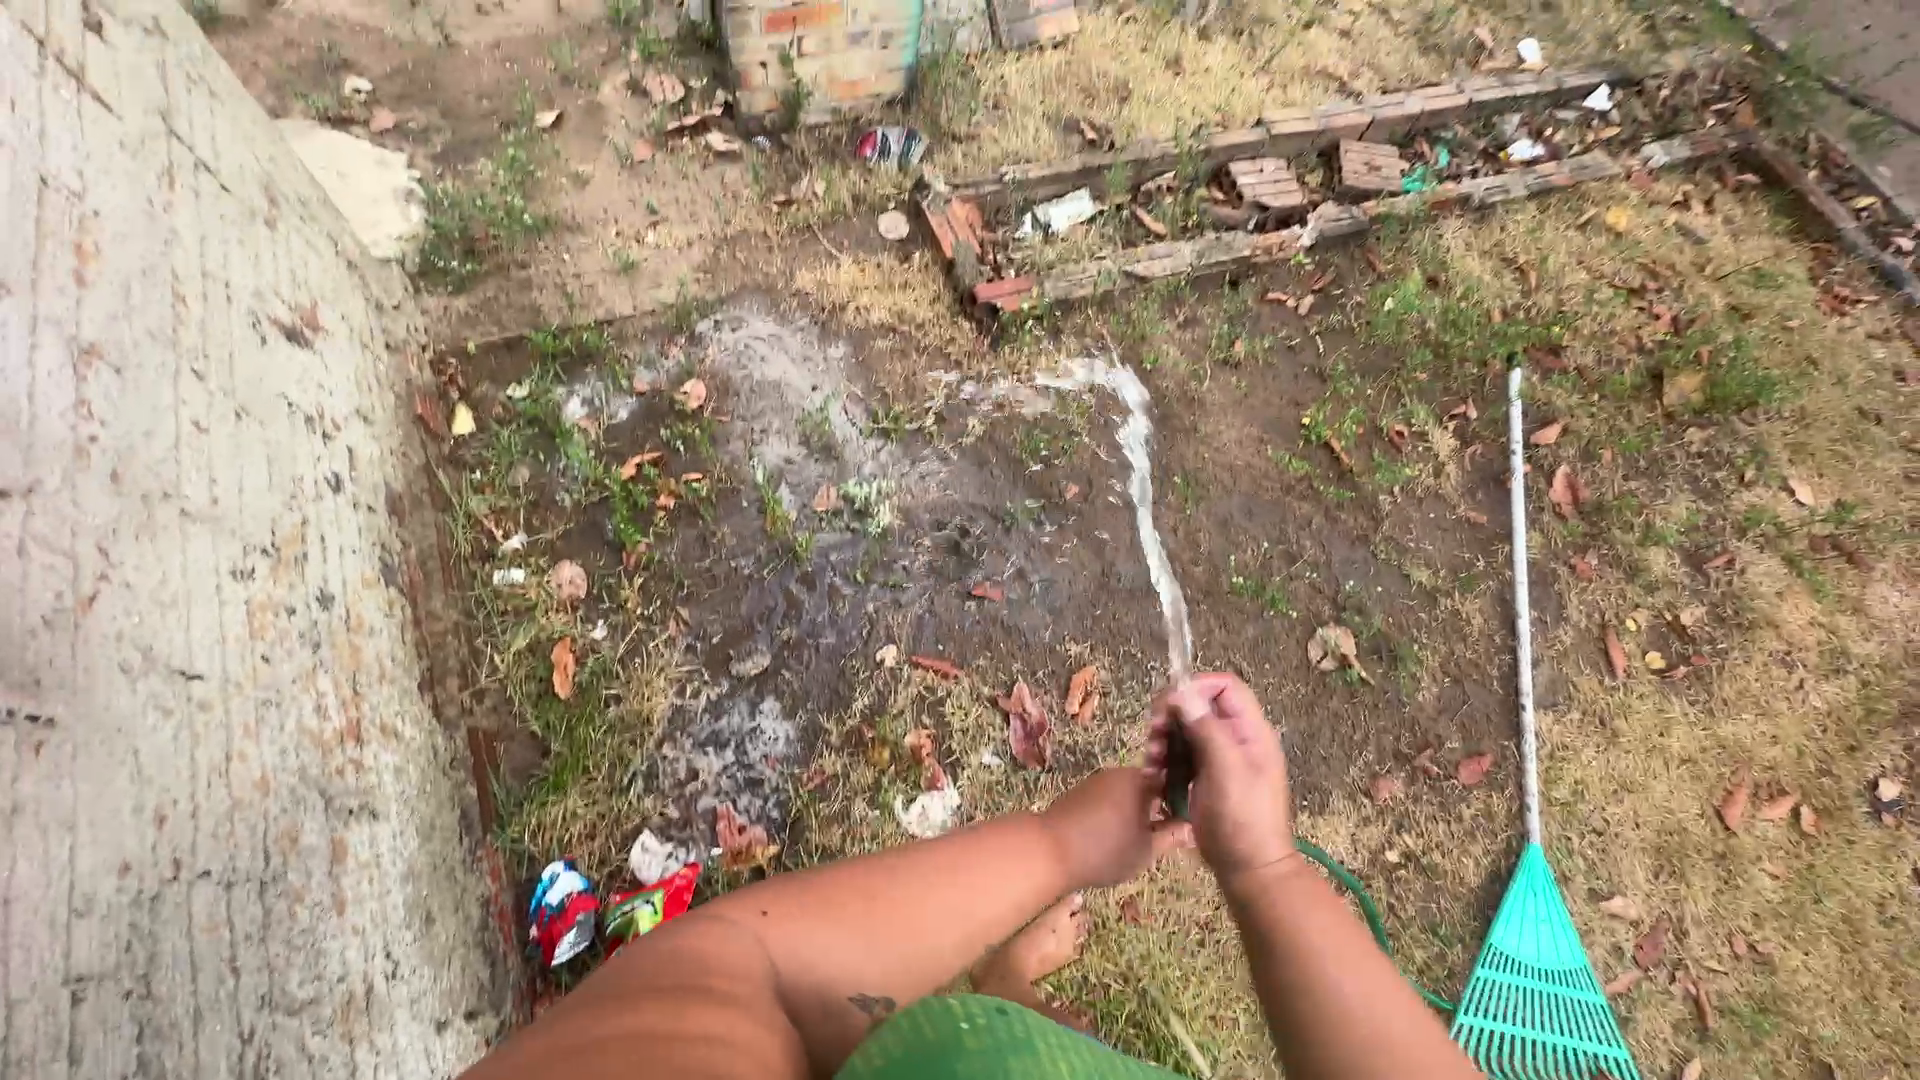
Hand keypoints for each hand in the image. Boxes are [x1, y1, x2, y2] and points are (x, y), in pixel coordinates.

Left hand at [1039, 768, 1192, 889]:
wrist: (1050, 849)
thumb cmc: (1106, 850)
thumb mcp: (1146, 849)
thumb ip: (1171, 835)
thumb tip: (1191, 827)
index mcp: (1140, 781)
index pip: (1170, 782)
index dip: (1179, 802)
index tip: (1183, 824)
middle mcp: (1118, 773)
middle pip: (1147, 786)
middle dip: (1156, 808)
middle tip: (1161, 837)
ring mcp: (1097, 780)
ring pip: (1126, 793)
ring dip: (1135, 812)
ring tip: (1137, 841)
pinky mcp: (1080, 791)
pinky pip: (1108, 798)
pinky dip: (1115, 813)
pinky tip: (1113, 836)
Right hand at [1145, 674, 1294, 883]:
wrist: (1247, 869)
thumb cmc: (1243, 819)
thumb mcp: (1227, 771)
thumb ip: (1208, 729)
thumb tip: (1183, 692)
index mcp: (1250, 732)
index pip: (1226, 687)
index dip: (1197, 686)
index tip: (1170, 702)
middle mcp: (1234, 739)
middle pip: (1198, 706)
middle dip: (1172, 715)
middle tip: (1153, 732)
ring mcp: (1217, 758)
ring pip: (1184, 730)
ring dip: (1162, 739)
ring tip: (1150, 760)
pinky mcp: (1202, 776)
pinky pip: (1178, 754)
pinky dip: (1162, 760)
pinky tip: (1152, 775)